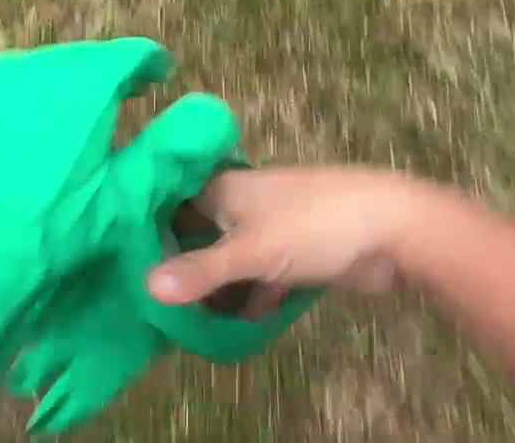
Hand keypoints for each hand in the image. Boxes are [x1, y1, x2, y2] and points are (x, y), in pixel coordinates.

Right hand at [147, 167, 433, 307]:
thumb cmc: (311, 224)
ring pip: (226, 257)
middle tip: (148, 295)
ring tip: (182, 318)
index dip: (145, 224)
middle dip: (177, 261)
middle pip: (195, 232)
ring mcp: (267, 230)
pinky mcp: (293, 256)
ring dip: (212, 285)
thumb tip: (146, 287)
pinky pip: (256, 277)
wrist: (393, 229)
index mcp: (220, 188)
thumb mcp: (251, 251)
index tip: (120, 253)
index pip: (168, 201)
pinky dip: (245, 298)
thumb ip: (201, 271)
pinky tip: (231, 325)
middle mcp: (237, 204)